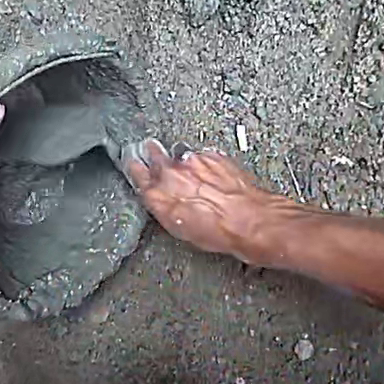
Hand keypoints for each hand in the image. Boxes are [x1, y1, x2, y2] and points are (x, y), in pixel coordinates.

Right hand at [120, 138, 279, 259]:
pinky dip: (203, 162)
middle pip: (153, 154)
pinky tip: (210, 175)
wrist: (250, 221)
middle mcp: (170, 174)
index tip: (133, 162)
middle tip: (151, 151)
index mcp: (157, 195)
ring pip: (178, 154)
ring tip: (189, 172)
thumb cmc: (218, 232)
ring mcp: (192, 161)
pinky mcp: (212, 156)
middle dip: (151, 153)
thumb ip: (162, 207)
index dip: (134, 166)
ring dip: (181, 161)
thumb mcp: (179, 228)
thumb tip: (158, 199)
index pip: (136, 172)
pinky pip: (201, 155)